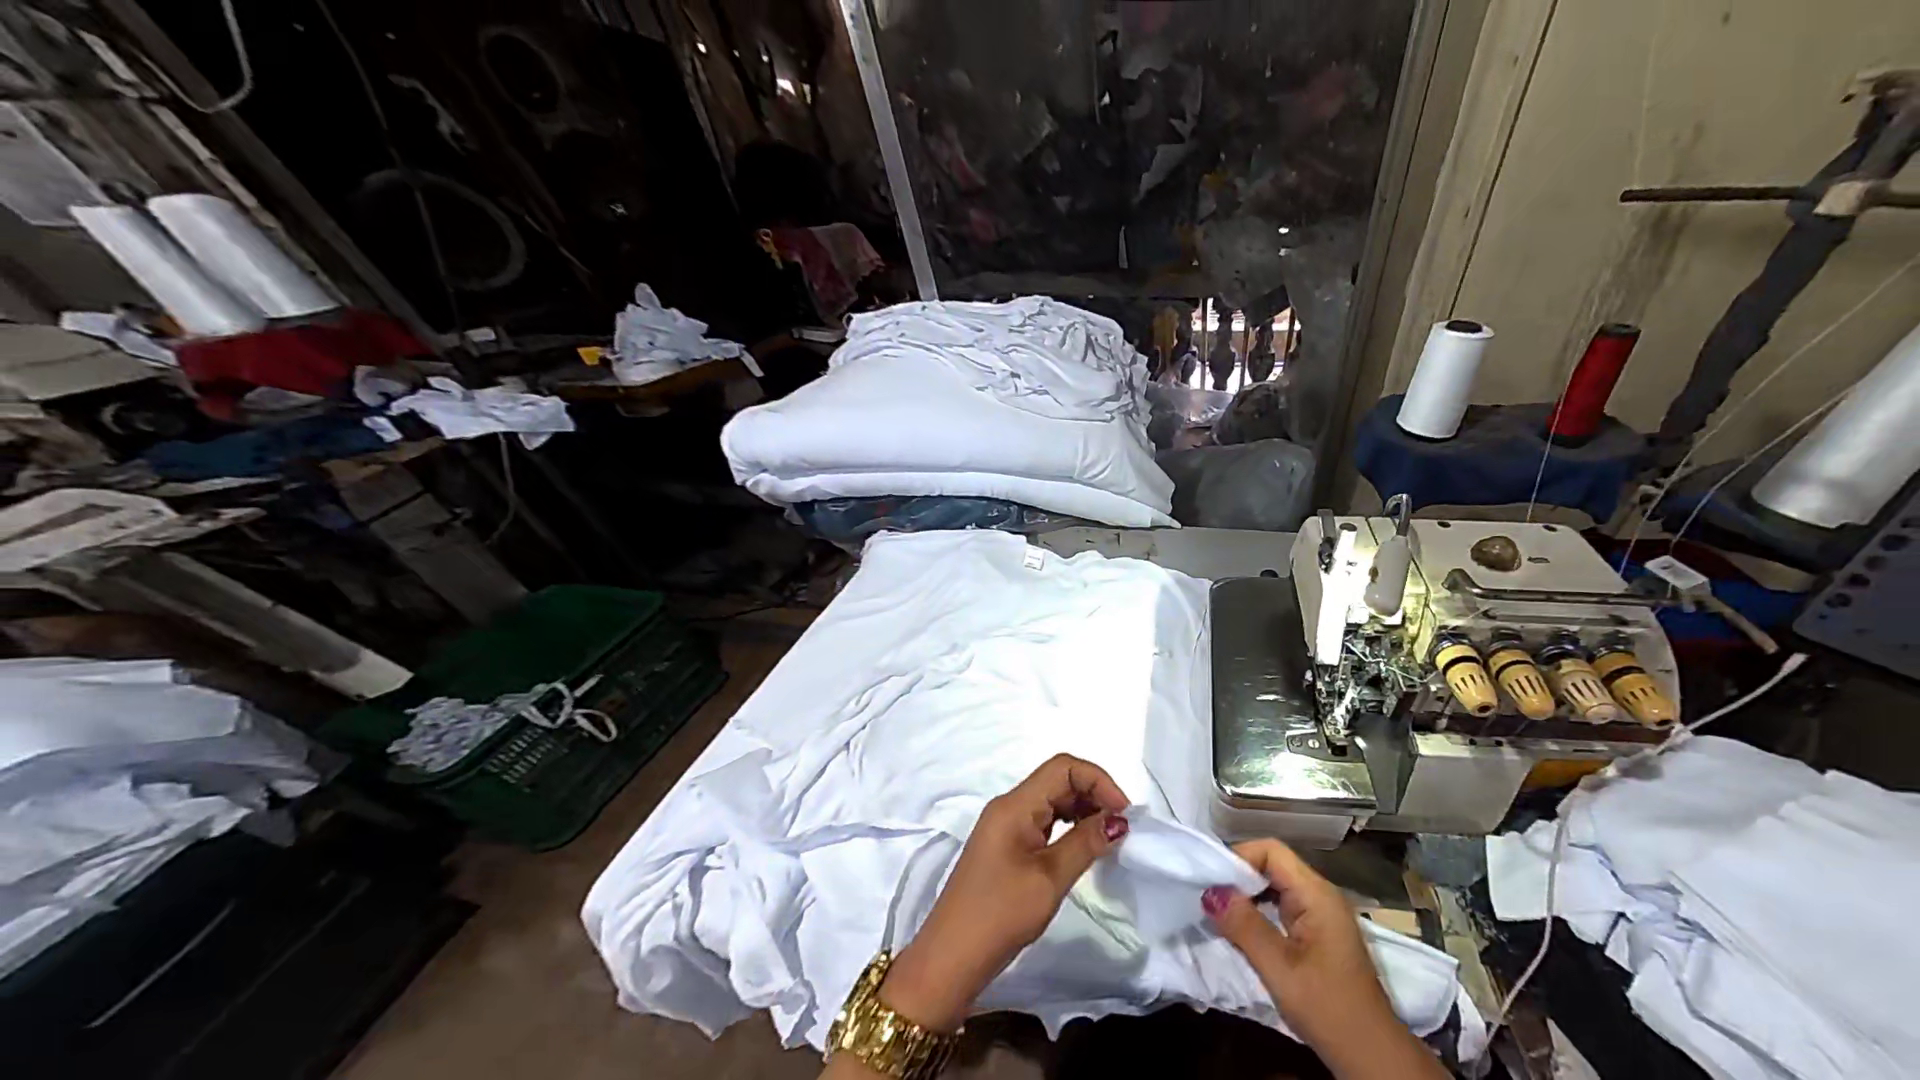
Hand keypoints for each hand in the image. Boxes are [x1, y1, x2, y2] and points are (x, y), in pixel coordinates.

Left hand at [879, 754, 1129, 1032]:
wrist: (952, 954)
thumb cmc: (1000, 913)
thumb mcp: (1049, 879)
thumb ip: (1085, 843)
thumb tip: (1118, 820)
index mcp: (1014, 805)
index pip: (1062, 767)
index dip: (1098, 781)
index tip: (1124, 815)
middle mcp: (1008, 806)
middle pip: (1057, 780)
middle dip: (1093, 794)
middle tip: (1121, 828)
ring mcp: (1005, 825)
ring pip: (1051, 800)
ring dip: (1083, 810)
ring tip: (1108, 838)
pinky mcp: (1006, 845)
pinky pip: (1043, 821)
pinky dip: (1068, 827)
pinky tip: (1083, 847)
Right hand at [1203, 839, 1446, 1079]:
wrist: (1374, 1058)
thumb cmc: (1329, 1009)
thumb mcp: (1279, 968)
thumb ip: (1243, 925)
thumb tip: (1209, 890)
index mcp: (1316, 894)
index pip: (1271, 851)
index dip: (1238, 857)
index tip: (1211, 881)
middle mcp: (1320, 895)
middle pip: (1272, 864)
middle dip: (1237, 875)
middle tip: (1209, 897)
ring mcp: (1321, 915)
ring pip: (1274, 885)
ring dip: (1245, 895)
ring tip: (1219, 912)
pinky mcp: (1316, 933)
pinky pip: (1280, 905)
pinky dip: (1257, 911)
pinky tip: (1240, 929)